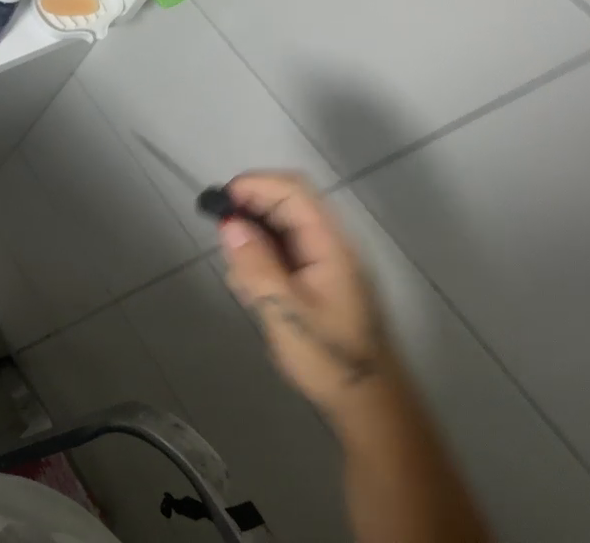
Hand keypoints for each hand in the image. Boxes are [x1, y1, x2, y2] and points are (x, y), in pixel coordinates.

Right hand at [217, 172, 398, 423]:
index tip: (220, 201)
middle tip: (219, 226)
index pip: (293, 192)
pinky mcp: (321, 278)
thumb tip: (229, 223)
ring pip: (286, 223)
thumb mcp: (284, 312)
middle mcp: (332, 245)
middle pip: (291, 200)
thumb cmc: (329, 358)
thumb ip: (256, 265)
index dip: (255, 185)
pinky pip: (287, 246)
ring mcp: (328, 261)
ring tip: (236, 266)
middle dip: (251, 204)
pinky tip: (249, 281)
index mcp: (331, 247)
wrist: (370, 404)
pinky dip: (263, 250)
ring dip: (255, 230)